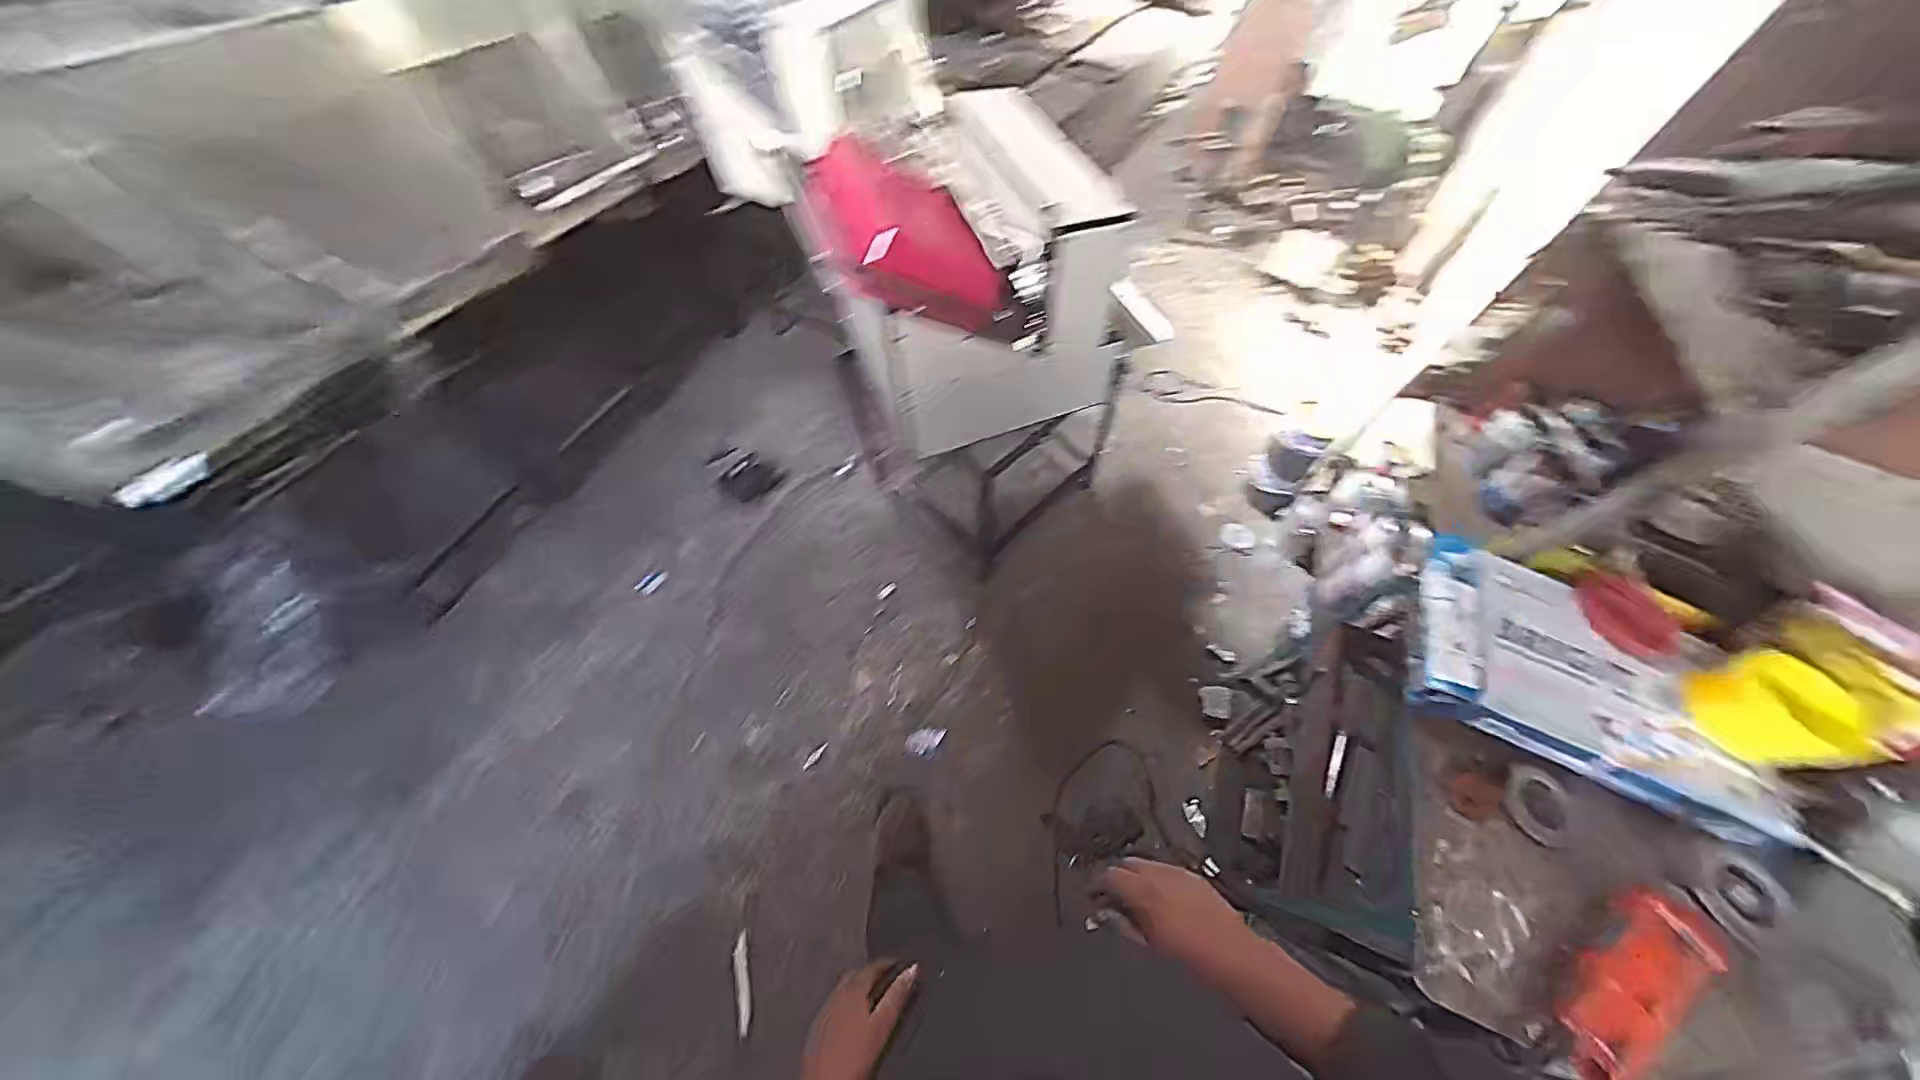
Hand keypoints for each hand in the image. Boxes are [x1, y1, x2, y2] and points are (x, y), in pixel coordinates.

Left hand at [801, 961, 918, 1079]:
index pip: (872, 966)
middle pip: (855, 974)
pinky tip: (850, 1020)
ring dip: (857, 988)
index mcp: (852, 991)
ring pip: (842, 989)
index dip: (887, 964)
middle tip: (885, 980)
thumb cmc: (853, 1059)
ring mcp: (824, 1013)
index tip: (897, 967)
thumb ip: (896, 996)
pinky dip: (844, 1005)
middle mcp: (835, 997)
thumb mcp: (883, 1025)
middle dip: (871, 974)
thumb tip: (910, 972)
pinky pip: (833, 1006)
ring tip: (870, 999)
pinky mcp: (816, 1029)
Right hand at [1098, 857, 1255, 981]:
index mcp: (1145, 890)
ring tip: (1134, 899)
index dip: (1096, 884)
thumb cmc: (1192, 961)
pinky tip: (1160, 898)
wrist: (1237, 960)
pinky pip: (1167, 870)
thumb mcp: (1149, 947)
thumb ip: (1123, 925)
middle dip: (1115, 877)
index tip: (1092, 895)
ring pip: (1147, 864)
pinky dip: (1156, 879)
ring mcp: (1180, 873)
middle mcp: (1161, 874)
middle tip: (1110, 897)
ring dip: (1136, 876)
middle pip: (1127, 863)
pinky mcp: (1195, 878)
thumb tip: (1104, 913)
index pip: (1109, 875)